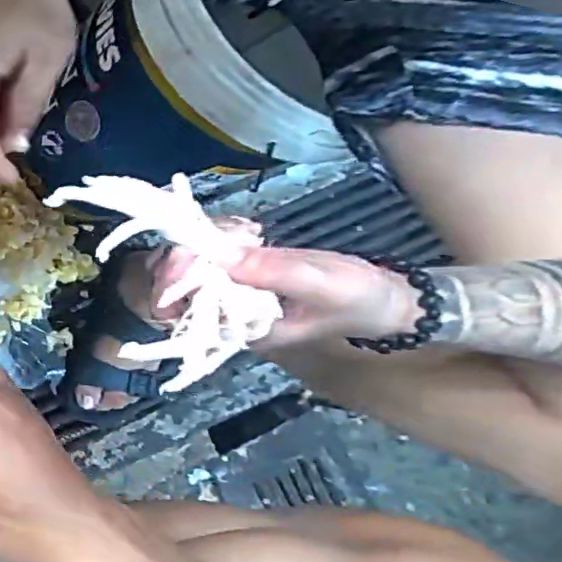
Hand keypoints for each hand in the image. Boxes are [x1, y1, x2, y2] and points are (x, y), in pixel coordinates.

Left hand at [148, 246, 421, 349]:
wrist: (383, 300)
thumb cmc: (356, 300)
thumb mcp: (319, 284)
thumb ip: (272, 272)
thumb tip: (223, 256)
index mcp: (241, 330)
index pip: (186, 309)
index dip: (177, 279)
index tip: (186, 249)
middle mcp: (230, 317)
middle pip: (182, 284)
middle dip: (193, 253)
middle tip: (222, 232)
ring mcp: (235, 296)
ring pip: (197, 265)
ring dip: (209, 241)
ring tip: (245, 231)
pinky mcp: (244, 276)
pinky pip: (217, 254)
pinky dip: (224, 237)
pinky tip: (249, 230)